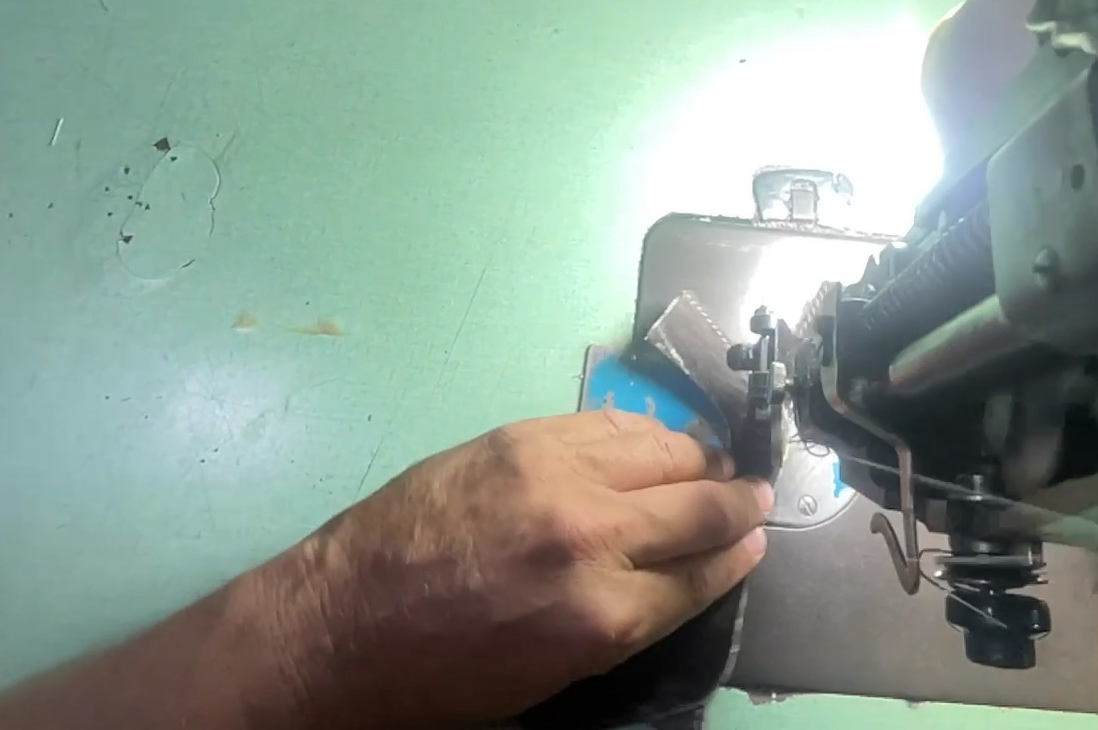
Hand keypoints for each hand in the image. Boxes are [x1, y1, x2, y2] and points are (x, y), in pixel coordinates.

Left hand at [248, 410, 773, 727]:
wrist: (341, 622)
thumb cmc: (445, 672)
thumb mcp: (550, 675)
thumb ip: (624, 618)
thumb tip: (675, 571)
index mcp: (603, 617)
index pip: (700, 574)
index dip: (736, 554)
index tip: (757, 537)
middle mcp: (594, 536)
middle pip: (695, 506)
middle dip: (736, 501)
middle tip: (756, 493)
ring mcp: (558, 474)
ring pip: (661, 450)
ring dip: (697, 457)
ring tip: (713, 461)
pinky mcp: (525, 436)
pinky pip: (609, 422)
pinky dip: (644, 430)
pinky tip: (658, 436)